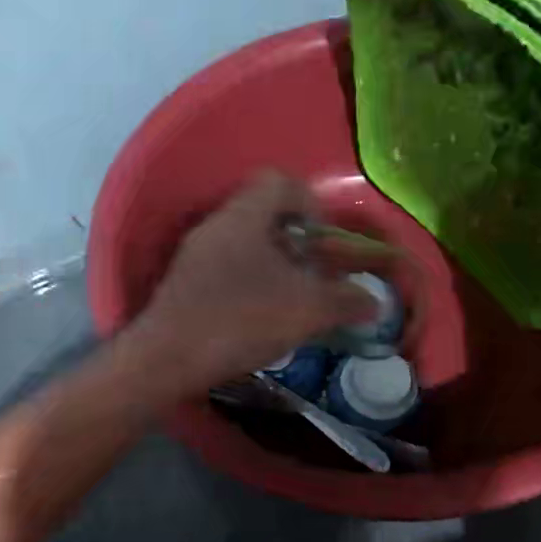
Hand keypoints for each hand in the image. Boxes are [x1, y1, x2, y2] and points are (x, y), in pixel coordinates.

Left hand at [129, 171, 377, 392]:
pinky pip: (228, 271)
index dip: (311, 203)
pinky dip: (252, 287)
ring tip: (294, 302)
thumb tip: (373, 302)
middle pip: (265, 216)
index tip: (324, 241)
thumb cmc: (240, 320)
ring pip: (247, 247)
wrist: (167, 360)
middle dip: (298, 244)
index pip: (281, 182)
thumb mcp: (306, 311)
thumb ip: (345, 302)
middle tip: (316, 276)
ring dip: (276, 269)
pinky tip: (262, 321)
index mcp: (244, 216)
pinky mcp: (185, 286)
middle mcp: (216, 226)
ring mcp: (196, 256)